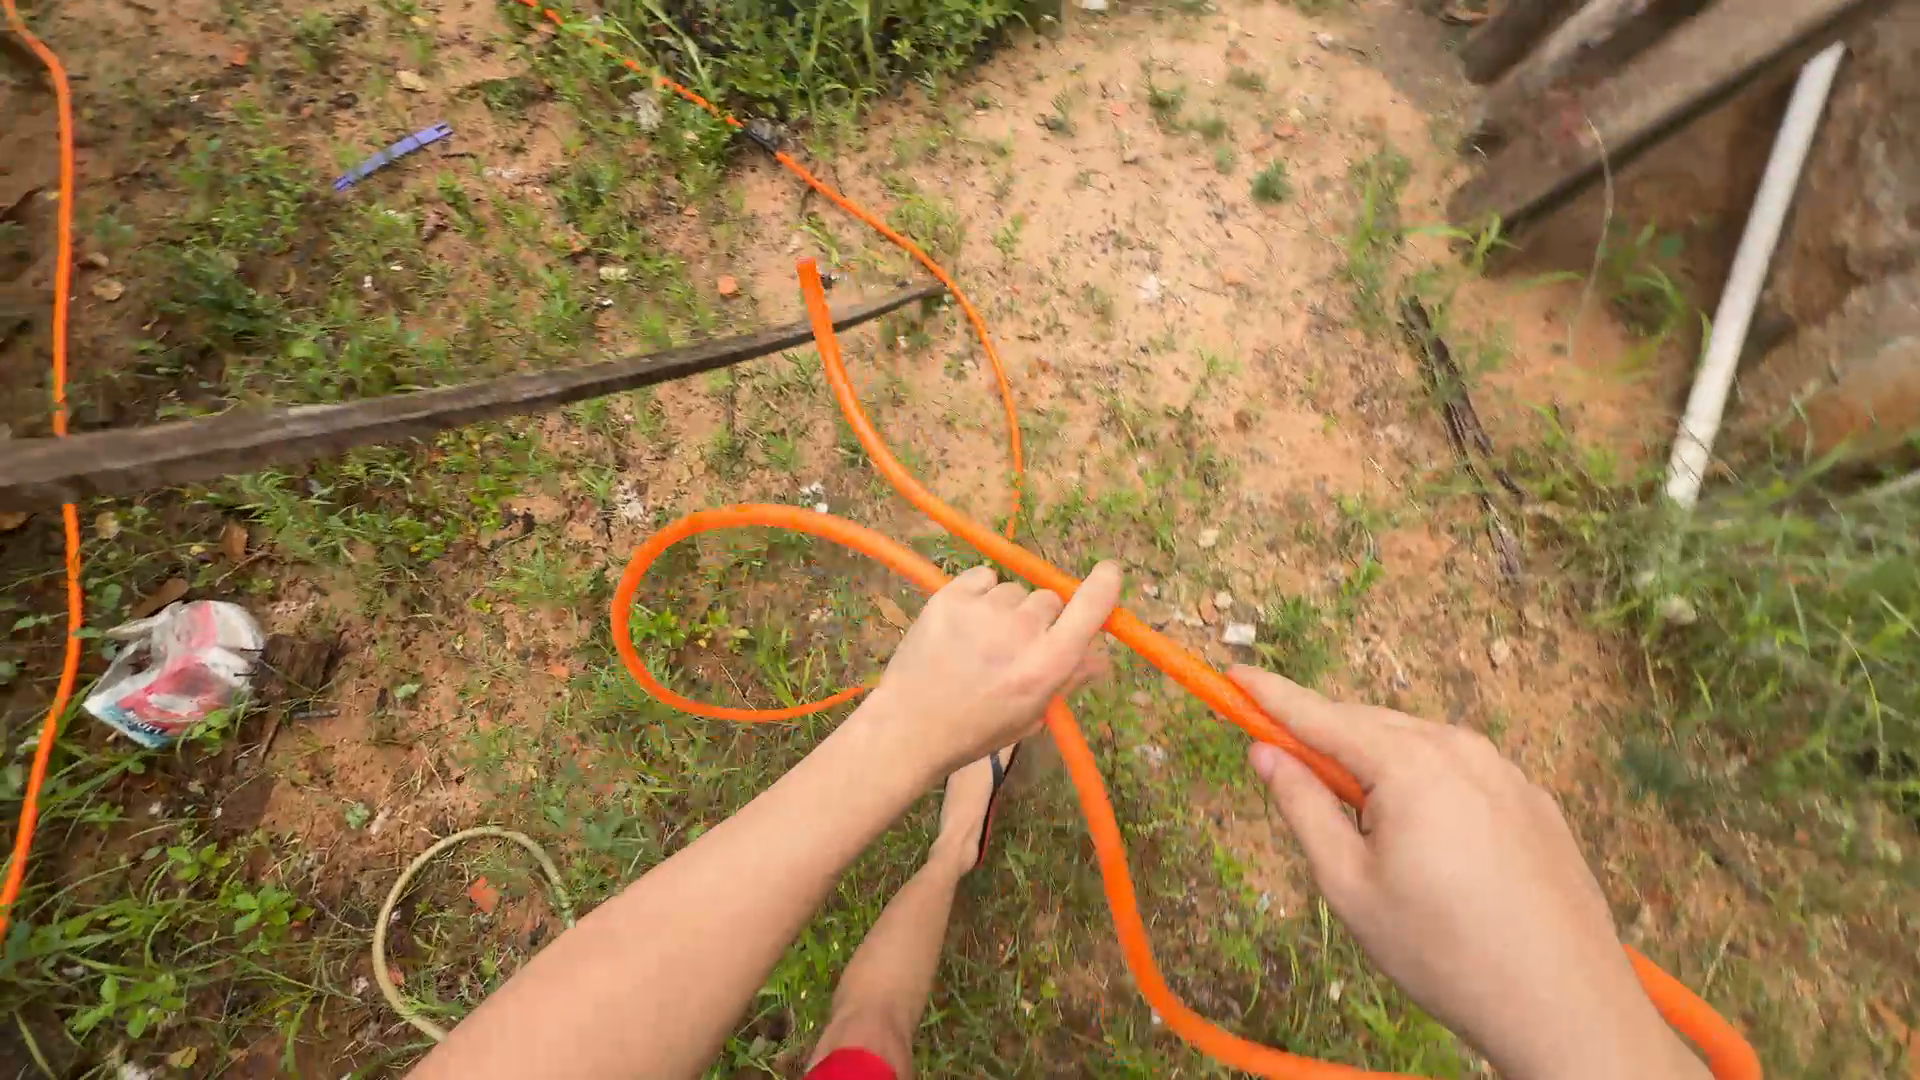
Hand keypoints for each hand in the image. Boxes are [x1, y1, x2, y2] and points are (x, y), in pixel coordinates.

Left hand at [859, 562, 1120, 782]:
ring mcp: (983, 611)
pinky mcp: (950, 597)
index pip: (1089, 611)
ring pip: (1013, 591)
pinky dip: (980, 592)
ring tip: (981, 640)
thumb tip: (1102, 656)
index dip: (1103, 587)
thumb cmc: (976, 729)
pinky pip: (983, 577)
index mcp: (1046, 666)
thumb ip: (1067, 679)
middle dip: (1040, 618)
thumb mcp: (1031, 715)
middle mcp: (1019, 633)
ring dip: (1006, 608)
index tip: (1110, 571)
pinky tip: (967, 621)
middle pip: (1048, 600)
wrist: (909, 727)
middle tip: (1014, 645)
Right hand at [1232, 667, 1709, 1079]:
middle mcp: (1460, 749)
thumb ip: (1300, 805)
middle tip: (1284, 761)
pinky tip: (1419, 829)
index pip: (1319, 715)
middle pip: (1365, 723)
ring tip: (1356, 816)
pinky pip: (1453, 765)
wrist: (1573, 1017)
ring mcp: (1505, 771)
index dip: (1269, 694)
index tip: (1232, 672)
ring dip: (1368, 758)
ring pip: (1410, 742)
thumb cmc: (1442, 952)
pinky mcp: (1532, 798)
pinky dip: (1415, 774)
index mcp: (1410, 765)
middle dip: (1319, 734)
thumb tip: (1263, 751)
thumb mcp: (1347, 883)